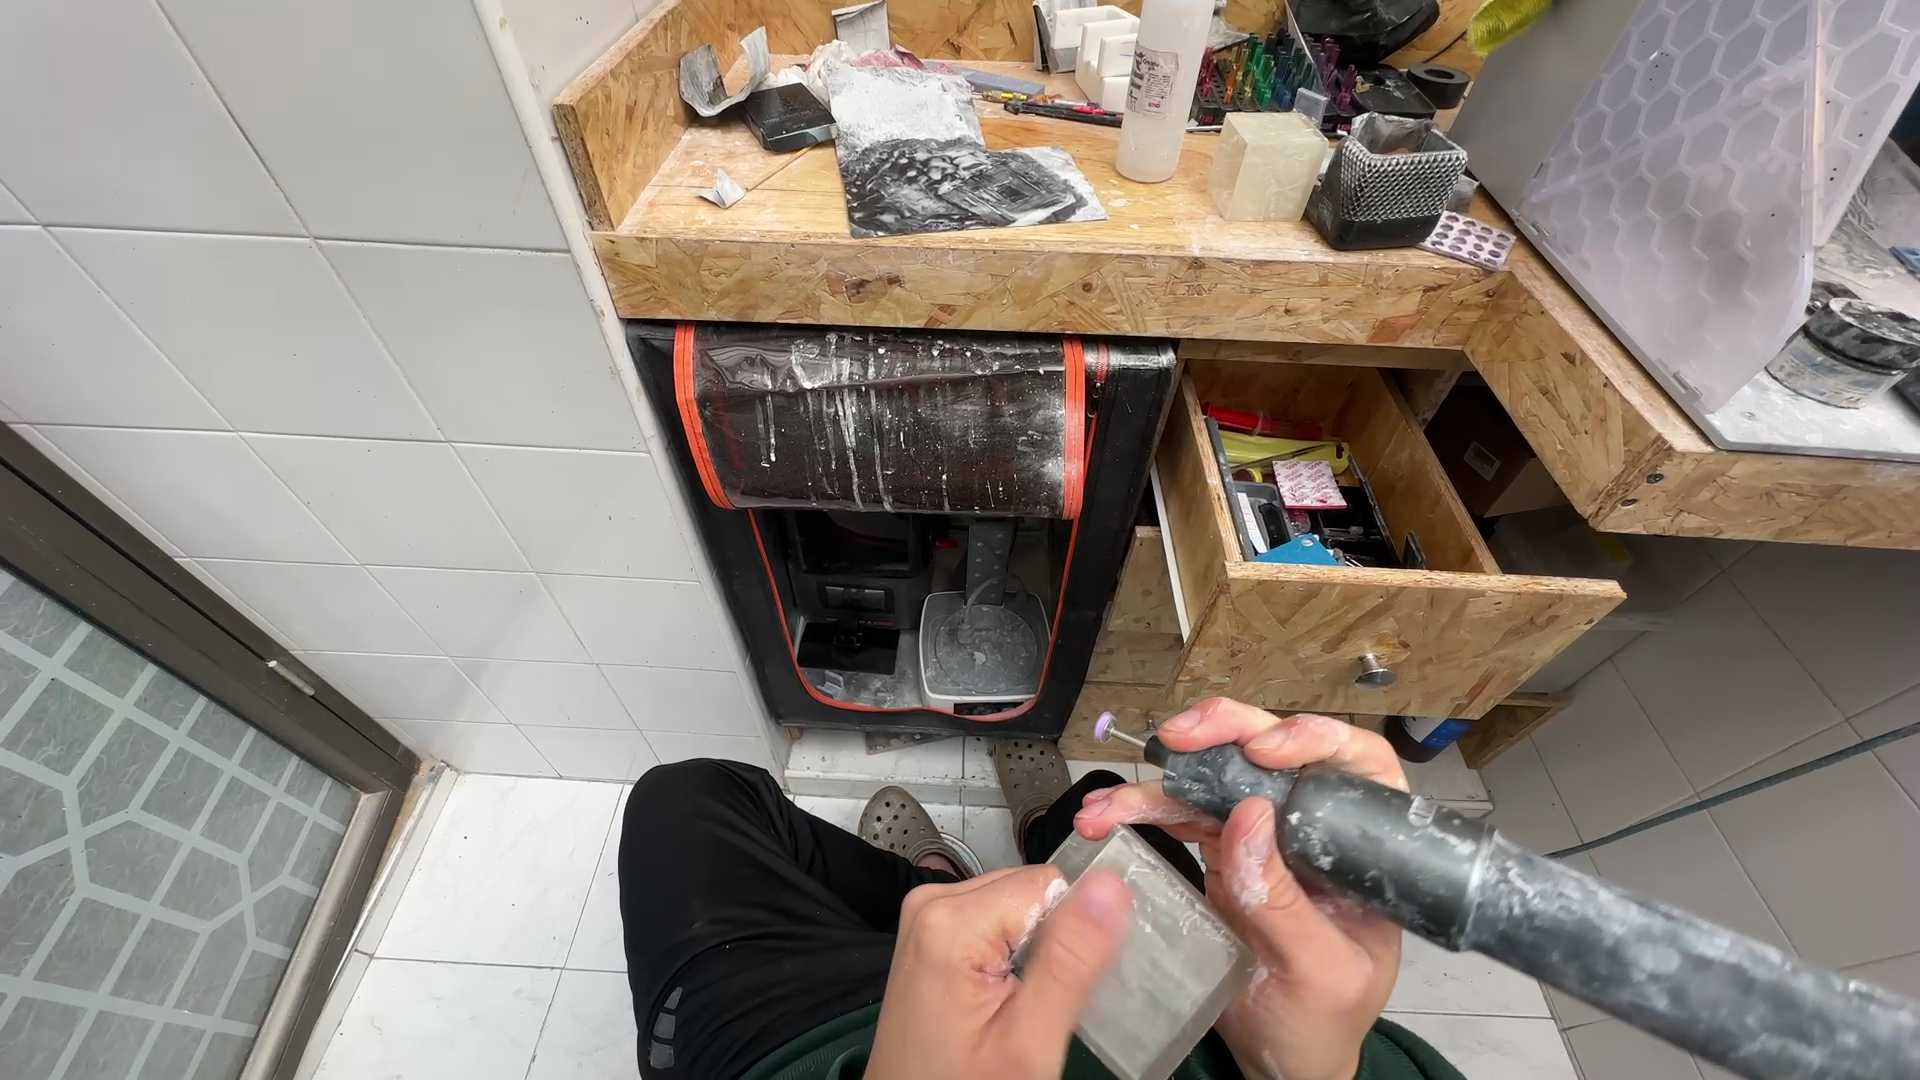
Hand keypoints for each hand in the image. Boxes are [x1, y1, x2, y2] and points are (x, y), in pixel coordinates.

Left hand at [867, 864, 1131, 1079]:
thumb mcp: (1028, 1040)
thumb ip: (1070, 960)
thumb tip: (1109, 886)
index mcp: (952, 917)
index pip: (1047, 883)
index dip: (1067, 935)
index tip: (1056, 987)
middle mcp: (933, 899)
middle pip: (1027, 889)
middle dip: (1045, 942)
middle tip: (1033, 1005)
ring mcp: (928, 913)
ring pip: (1013, 902)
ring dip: (1027, 947)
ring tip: (1012, 1005)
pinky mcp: (930, 929)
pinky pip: (991, 917)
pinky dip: (1006, 951)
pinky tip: (997, 996)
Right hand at [1073, 699, 1407, 1079]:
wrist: (1277, 1054)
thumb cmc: (1322, 1019)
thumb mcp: (1320, 972)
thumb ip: (1284, 901)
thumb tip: (1248, 815)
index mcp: (1359, 845)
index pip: (1354, 764)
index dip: (1311, 738)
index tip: (1262, 751)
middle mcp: (1309, 823)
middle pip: (1270, 750)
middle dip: (1221, 732)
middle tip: (1176, 736)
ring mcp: (1259, 831)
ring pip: (1210, 777)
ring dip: (1155, 783)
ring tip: (1106, 803)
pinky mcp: (1218, 845)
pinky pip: (1177, 813)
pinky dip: (1137, 810)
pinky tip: (1104, 813)